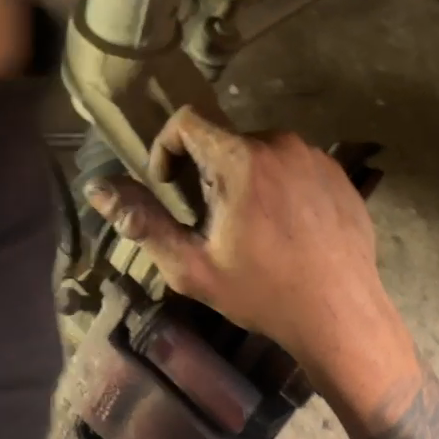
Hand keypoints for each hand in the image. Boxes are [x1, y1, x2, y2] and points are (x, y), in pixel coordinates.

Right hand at [83, 108, 438, 438]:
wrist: (342, 317)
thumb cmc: (262, 292)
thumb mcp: (191, 266)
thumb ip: (142, 221)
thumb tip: (96, 187)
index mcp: (240, 158)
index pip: (187, 121)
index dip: (167, 148)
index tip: (171, 187)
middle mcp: (278, 142)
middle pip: (224, 139)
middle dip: (208, 171)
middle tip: (214, 221)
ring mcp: (313, 155)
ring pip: (258, 151)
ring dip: (244, 178)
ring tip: (252, 228)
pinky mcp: (337, 171)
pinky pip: (292, 163)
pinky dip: (278, 184)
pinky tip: (285, 228)